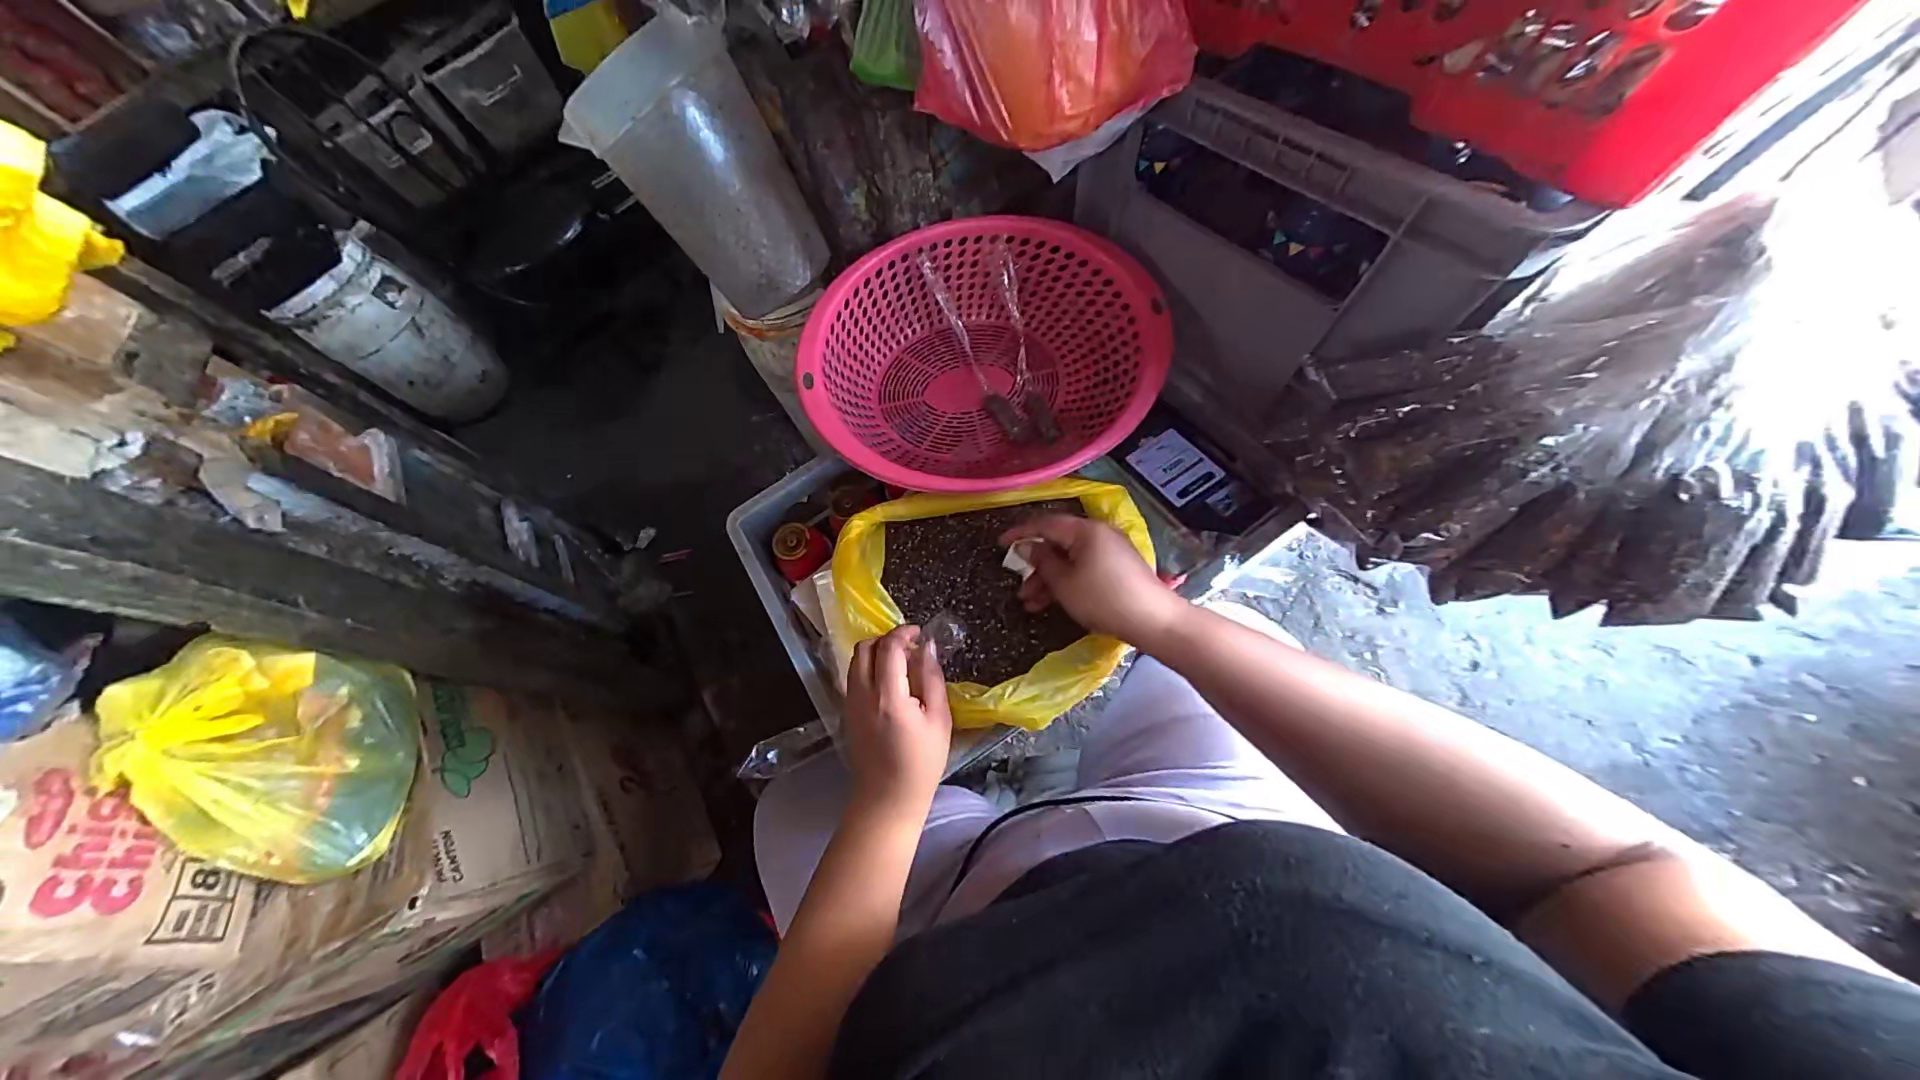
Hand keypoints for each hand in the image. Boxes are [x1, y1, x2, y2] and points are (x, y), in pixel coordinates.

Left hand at [844, 625, 951, 813]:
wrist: (887, 798)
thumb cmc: (921, 762)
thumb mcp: (939, 719)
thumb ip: (932, 678)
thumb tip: (927, 646)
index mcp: (888, 696)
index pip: (889, 647)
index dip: (904, 633)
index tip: (919, 633)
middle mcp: (862, 694)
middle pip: (865, 647)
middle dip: (887, 639)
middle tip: (910, 648)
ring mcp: (850, 703)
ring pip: (856, 661)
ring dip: (876, 652)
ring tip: (900, 664)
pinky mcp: (846, 712)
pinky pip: (854, 677)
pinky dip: (869, 668)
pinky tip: (890, 683)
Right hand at [1000, 515, 1187, 646]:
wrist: (1153, 620)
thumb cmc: (1103, 598)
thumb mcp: (1064, 583)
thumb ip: (1042, 561)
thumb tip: (1028, 547)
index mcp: (1085, 530)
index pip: (1045, 524)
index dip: (1020, 534)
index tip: (1000, 544)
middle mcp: (1098, 534)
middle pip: (1058, 545)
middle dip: (1035, 568)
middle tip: (1019, 588)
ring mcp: (1110, 551)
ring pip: (1070, 561)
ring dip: (1048, 581)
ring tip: (1030, 604)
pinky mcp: (1117, 568)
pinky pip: (1083, 569)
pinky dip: (1067, 583)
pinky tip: (1052, 603)